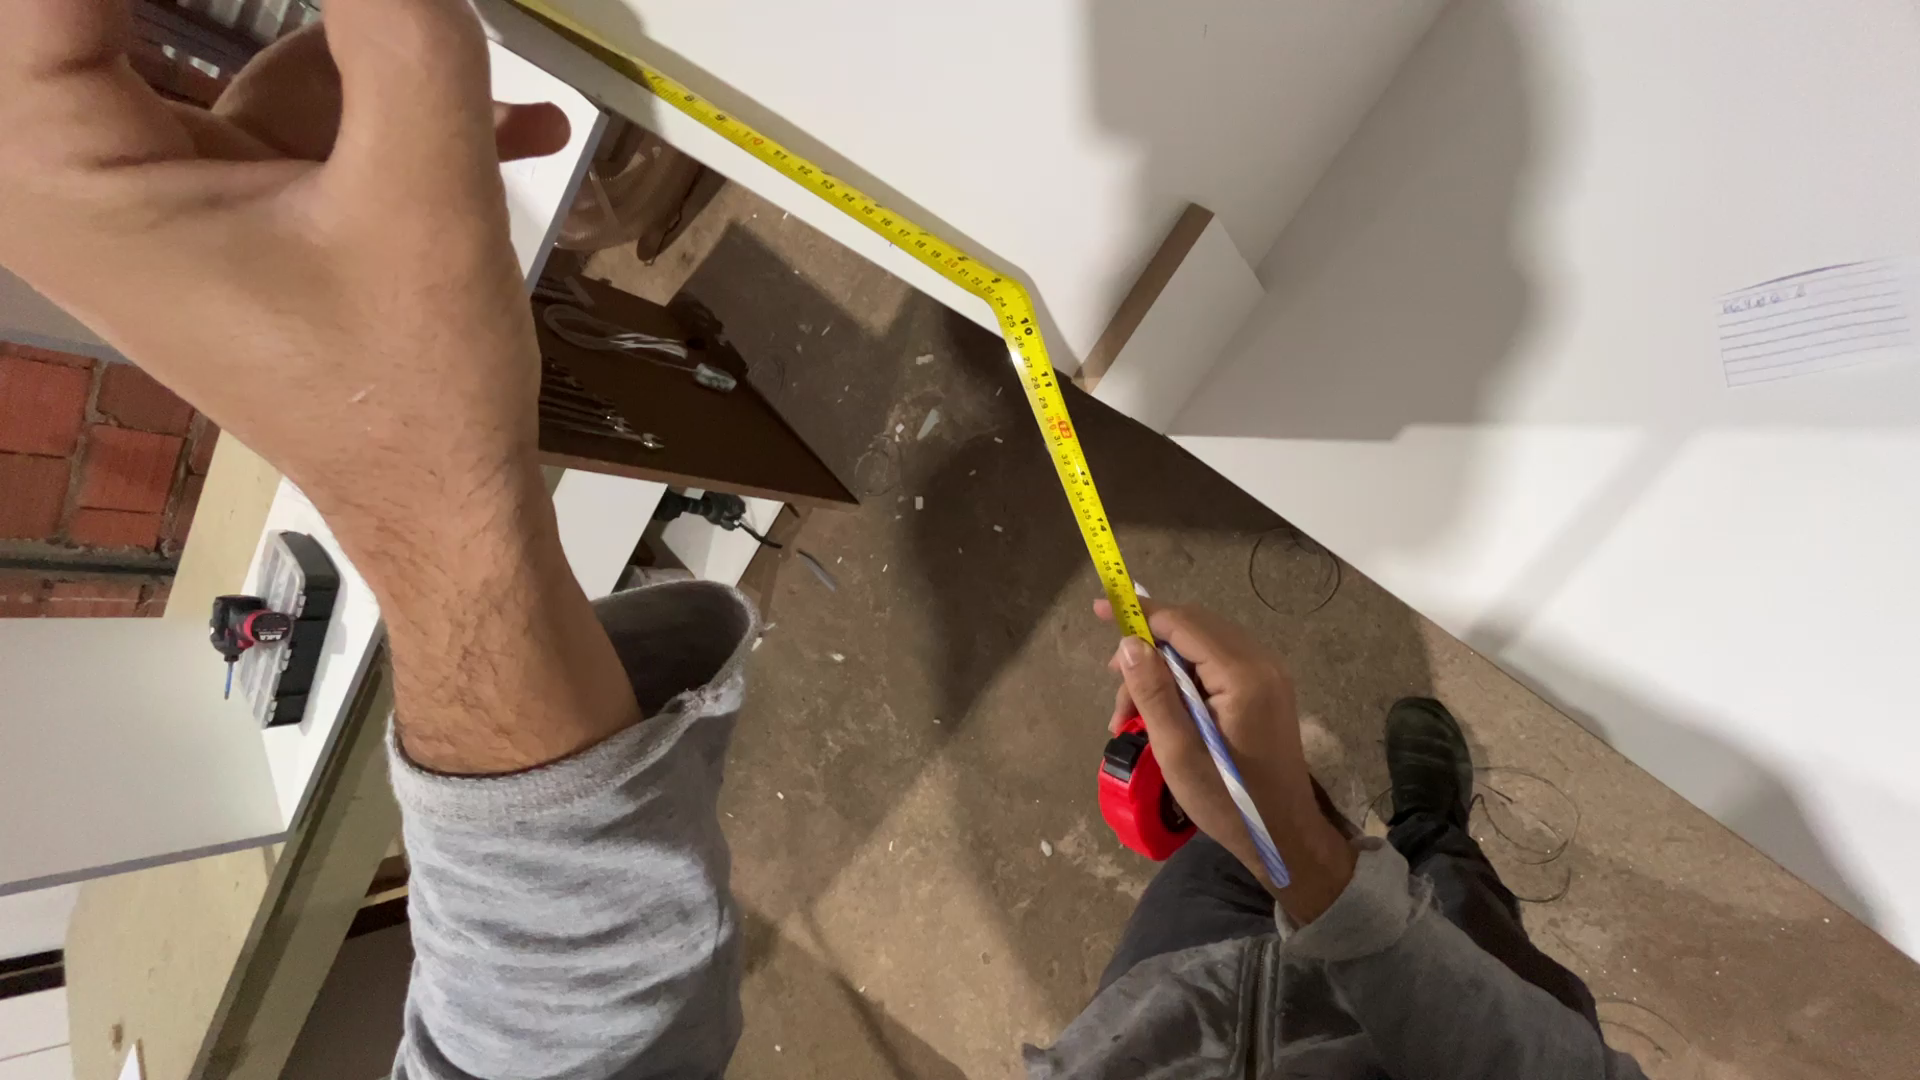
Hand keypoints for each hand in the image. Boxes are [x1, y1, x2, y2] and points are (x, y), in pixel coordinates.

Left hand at [0, 0, 642, 773]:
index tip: (378, 5)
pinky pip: (319, 131)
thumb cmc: (422, 385)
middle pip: (166, 14)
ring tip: (491, 76)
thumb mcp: (427, 207)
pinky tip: (525, 130)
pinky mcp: (257, 218)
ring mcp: (174, 190)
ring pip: (264, 60)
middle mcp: (76, 159)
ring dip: (393, 58)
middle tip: (417, 23)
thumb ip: (408, 44)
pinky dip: (412, 120)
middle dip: (332, 23)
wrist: (454, 501)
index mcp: (48, 153)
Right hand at [1096, 599, 1355, 921]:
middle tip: (1115, 684)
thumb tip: (1128, 643)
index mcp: (1242, 676)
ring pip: (1199, 645)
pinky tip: (1162, 711)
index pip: (1182, 623)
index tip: (1100, 610)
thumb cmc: (1229, 802)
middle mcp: (1260, 663)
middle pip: (1191, 627)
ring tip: (1131, 714)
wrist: (1285, 839)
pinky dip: (1182, 678)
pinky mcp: (1264, 688)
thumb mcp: (1178, 753)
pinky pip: (1214, 663)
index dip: (1139, 615)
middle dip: (1147, 649)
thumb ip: (1153, 692)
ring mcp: (1267, 674)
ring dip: (1161, 667)